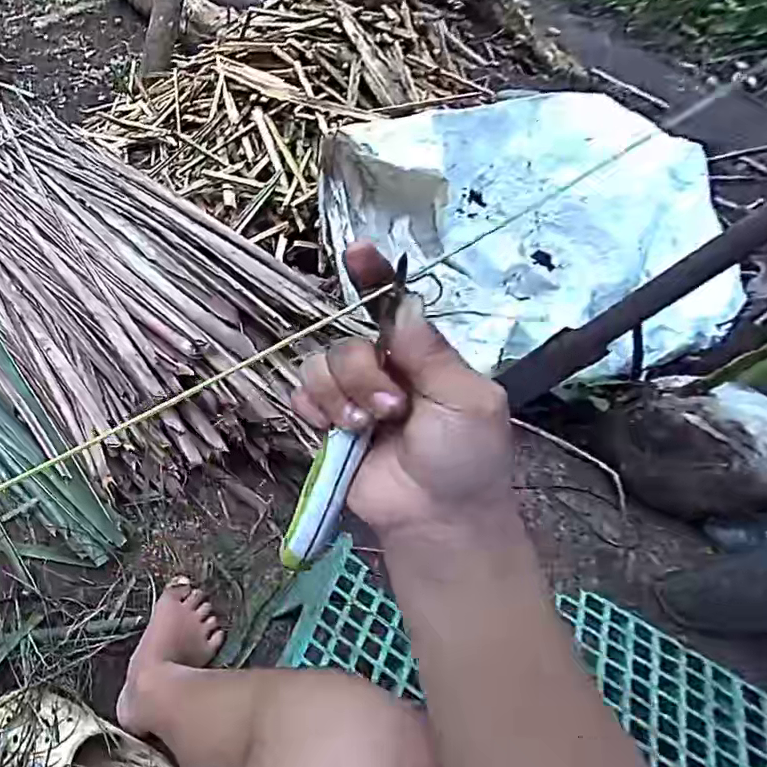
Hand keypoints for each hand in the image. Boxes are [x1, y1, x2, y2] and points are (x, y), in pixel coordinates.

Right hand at [291, 247, 515, 544]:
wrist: (434, 515)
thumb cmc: (465, 457)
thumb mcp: (466, 401)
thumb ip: (431, 354)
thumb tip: (403, 305)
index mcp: (418, 356)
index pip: (389, 308)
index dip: (372, 278)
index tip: (356, 251)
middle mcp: (380, 368)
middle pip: (345, 343)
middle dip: (363, 376)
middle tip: (391, 410)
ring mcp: (349, 395)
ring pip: (318, 367)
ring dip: (340, 398)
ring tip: (366, 428)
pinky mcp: (324, 421)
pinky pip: (300, 395)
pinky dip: (314, 409)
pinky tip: (335, 429)